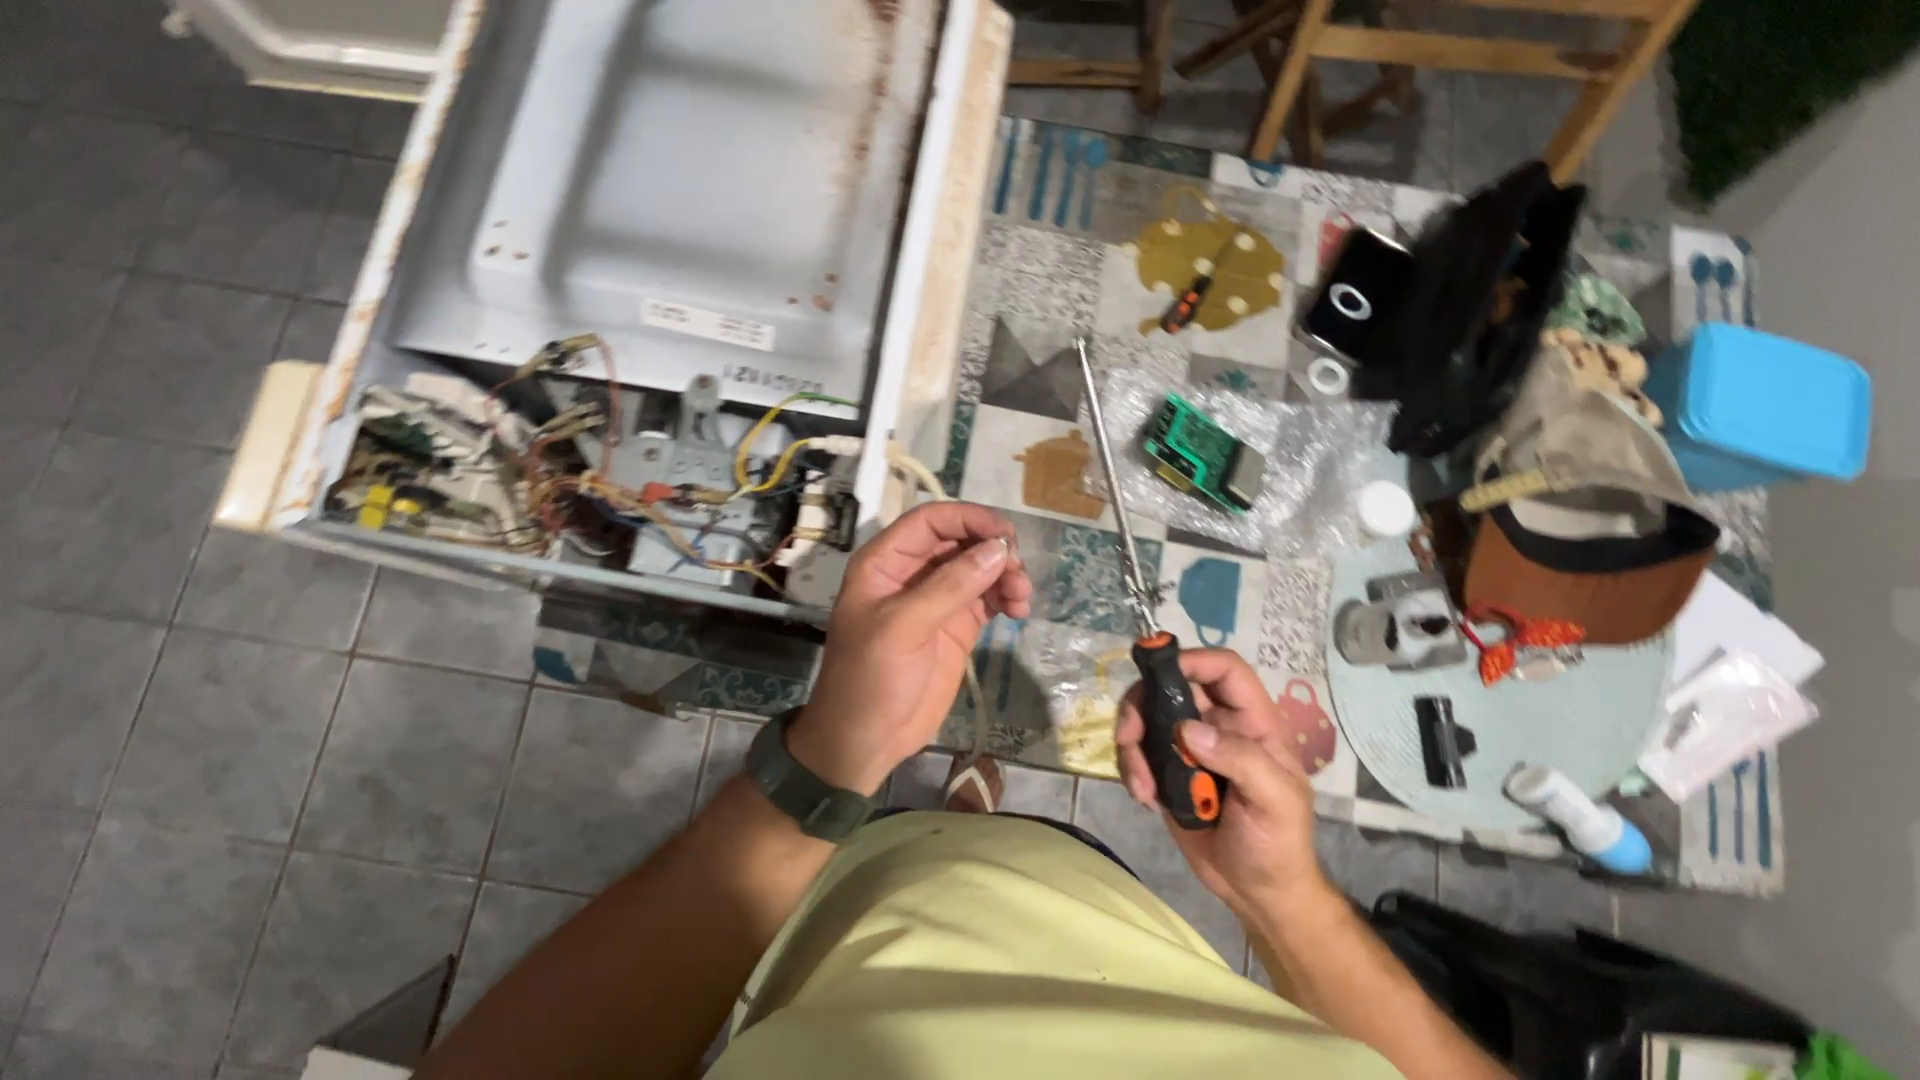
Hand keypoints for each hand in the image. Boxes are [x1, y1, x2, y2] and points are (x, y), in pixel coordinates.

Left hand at [788, 502, 1033, 793]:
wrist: (865, 739)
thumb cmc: (869, 678)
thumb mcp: (903, 627)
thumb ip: (950, 586)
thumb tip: (999, 550)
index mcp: (885, 563)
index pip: (930, 521)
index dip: (969, 519)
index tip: (1006, 534)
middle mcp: (912, 574)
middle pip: (961, 541)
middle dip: (993, 550)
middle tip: (1018, 573)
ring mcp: (937, 601)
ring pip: (979, 569)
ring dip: (1005, 575)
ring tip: (1021, 598)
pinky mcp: (957, 627)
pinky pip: (987, 598)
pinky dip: (1006, 598)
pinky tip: (1019, 610)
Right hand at [1115, 649, 1329, 915]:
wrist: (1257, 893)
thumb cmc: (1279, 844)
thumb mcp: (1275, 801)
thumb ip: (1240, 759)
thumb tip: (1188, 730)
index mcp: (1252, 722)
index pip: (1224, 670)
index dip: (1193, 660)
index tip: (1157, 673)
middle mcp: (1217, 726)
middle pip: (1171, 687)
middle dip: (1142, 704)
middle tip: (1129, 734)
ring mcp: (1188, 749)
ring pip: (1146, 719)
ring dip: (1132, 744)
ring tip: (1141, 785)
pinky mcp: (1166, 774)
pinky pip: (1137, 753)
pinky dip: (1131, 770)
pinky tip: (1144, 799)